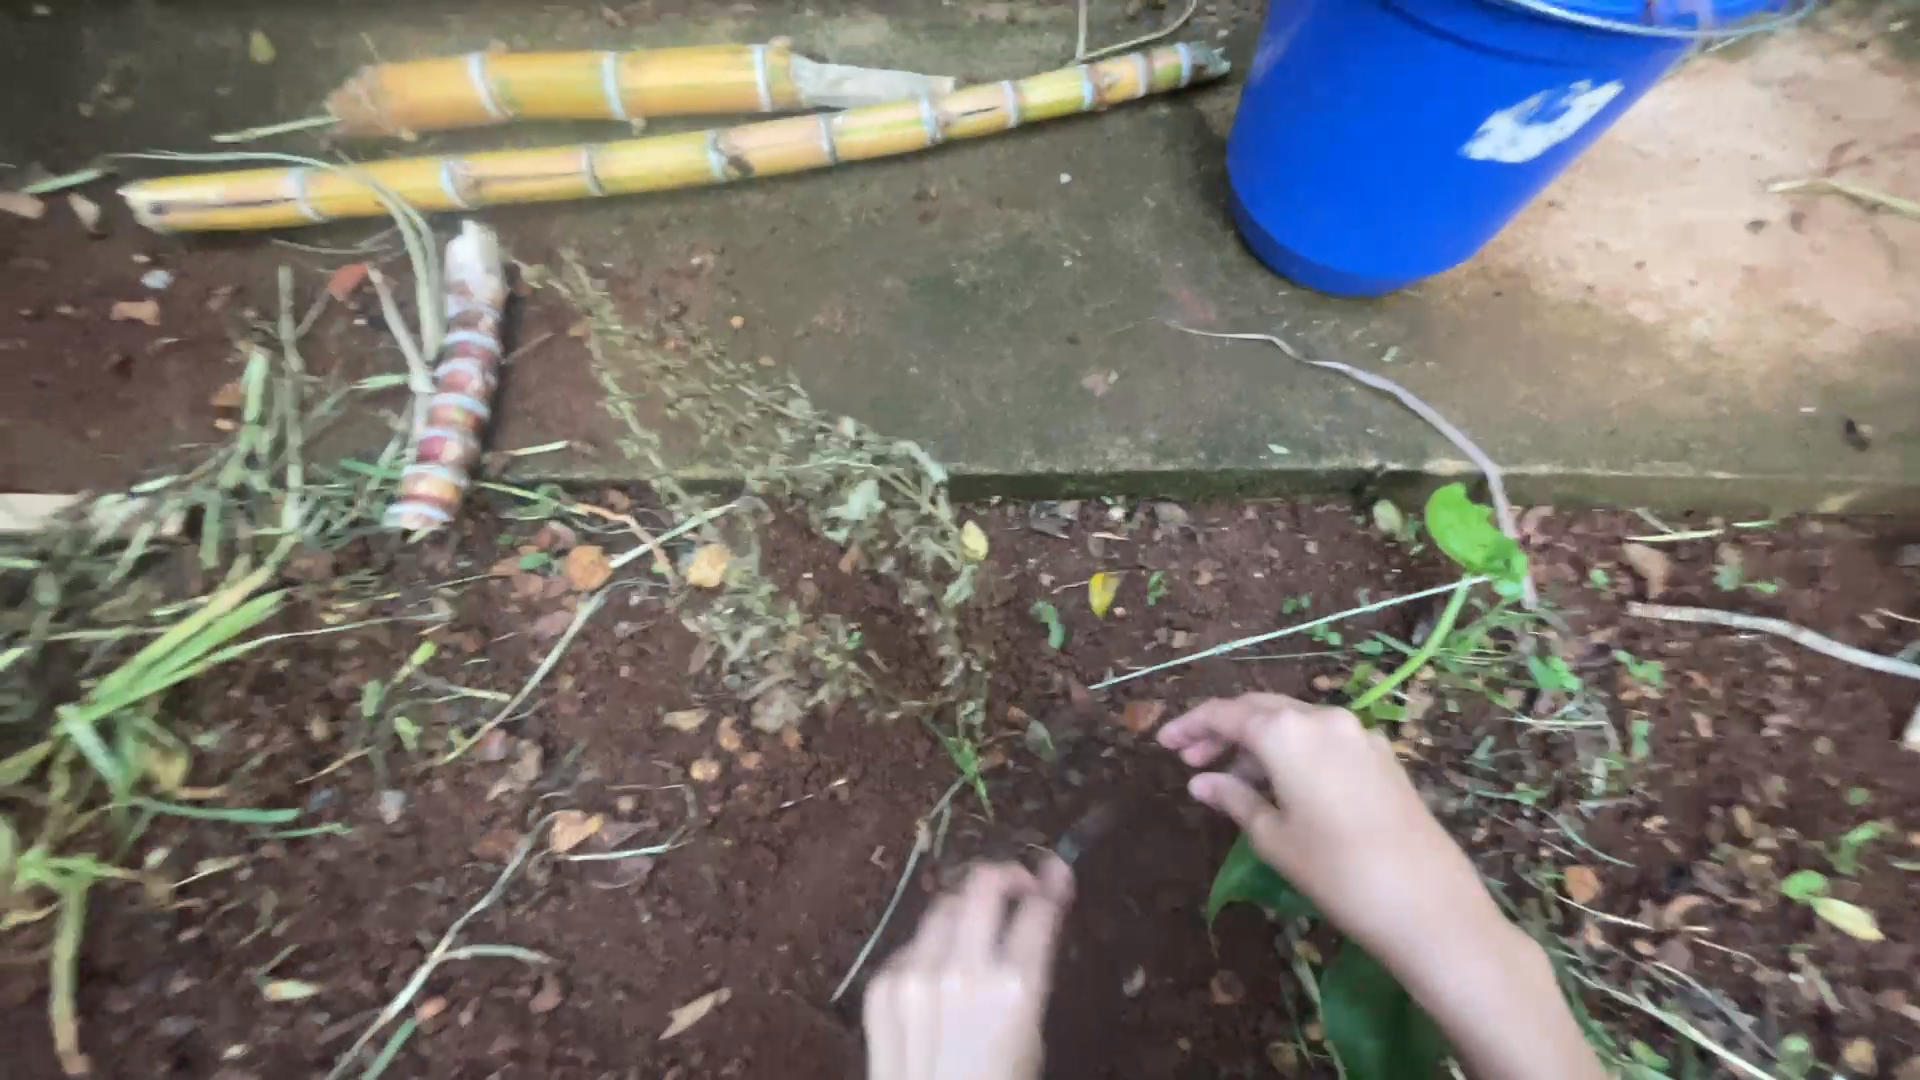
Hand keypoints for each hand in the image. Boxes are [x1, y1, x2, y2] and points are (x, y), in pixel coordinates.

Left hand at [863, 858, 1074, 1079]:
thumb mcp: (1032, 1041)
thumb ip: (1031, 973)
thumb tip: (1038, 920)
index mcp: (1010, 990)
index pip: (1036, 911)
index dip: (1052, 882)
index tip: (1057, 870)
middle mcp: (959, 972)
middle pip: (980, 886)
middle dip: (1004, 876)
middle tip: (1018, 884)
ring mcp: (912, 977)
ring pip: (942, 907)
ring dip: (965, 909)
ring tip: (979, 926)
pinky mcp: (880, 989)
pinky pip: (911, 945)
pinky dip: (930, 947)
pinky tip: (940, 969)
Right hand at [1158, 692, 1493, 961]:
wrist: (1432, 909)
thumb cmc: (1337, 872)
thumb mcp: (1272, 837)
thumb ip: (1232, 798)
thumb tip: (1199, 782)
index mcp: (1286, 731)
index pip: (1224, 714)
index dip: (1189, 725)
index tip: (1163, 742)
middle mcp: (1321, 718)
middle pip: (1258, 709)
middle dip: (1220, 730)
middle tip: (1190, 758)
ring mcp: (1357, 734)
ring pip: (1290, 721)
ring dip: (1255, 740)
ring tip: (1229, 776)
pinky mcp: (1381, 755)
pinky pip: (1320, 737)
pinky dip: (1289, 749)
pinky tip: (1279, 782)